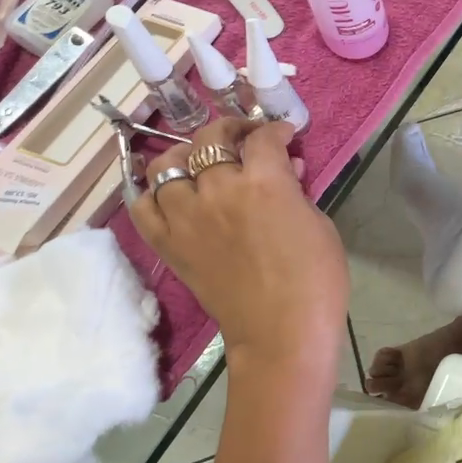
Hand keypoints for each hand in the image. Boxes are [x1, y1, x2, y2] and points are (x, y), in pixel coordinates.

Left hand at [128, 119, 347, 367]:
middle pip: (211, 139)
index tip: (284, 136)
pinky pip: (143, 205)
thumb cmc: (316, 278)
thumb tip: (287, 169)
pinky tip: (172, 193)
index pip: (263, 138)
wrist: (281, 332)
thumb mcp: (319, 223)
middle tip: (246, 138)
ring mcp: (185, 216)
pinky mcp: (167, 243)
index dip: (276, 130)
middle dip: (232, 130)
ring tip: (201, 162)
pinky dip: (153, 193)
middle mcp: (217, 189)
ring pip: (167, 165)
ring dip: (186, 156)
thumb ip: (297, 191)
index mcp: (263, 182)